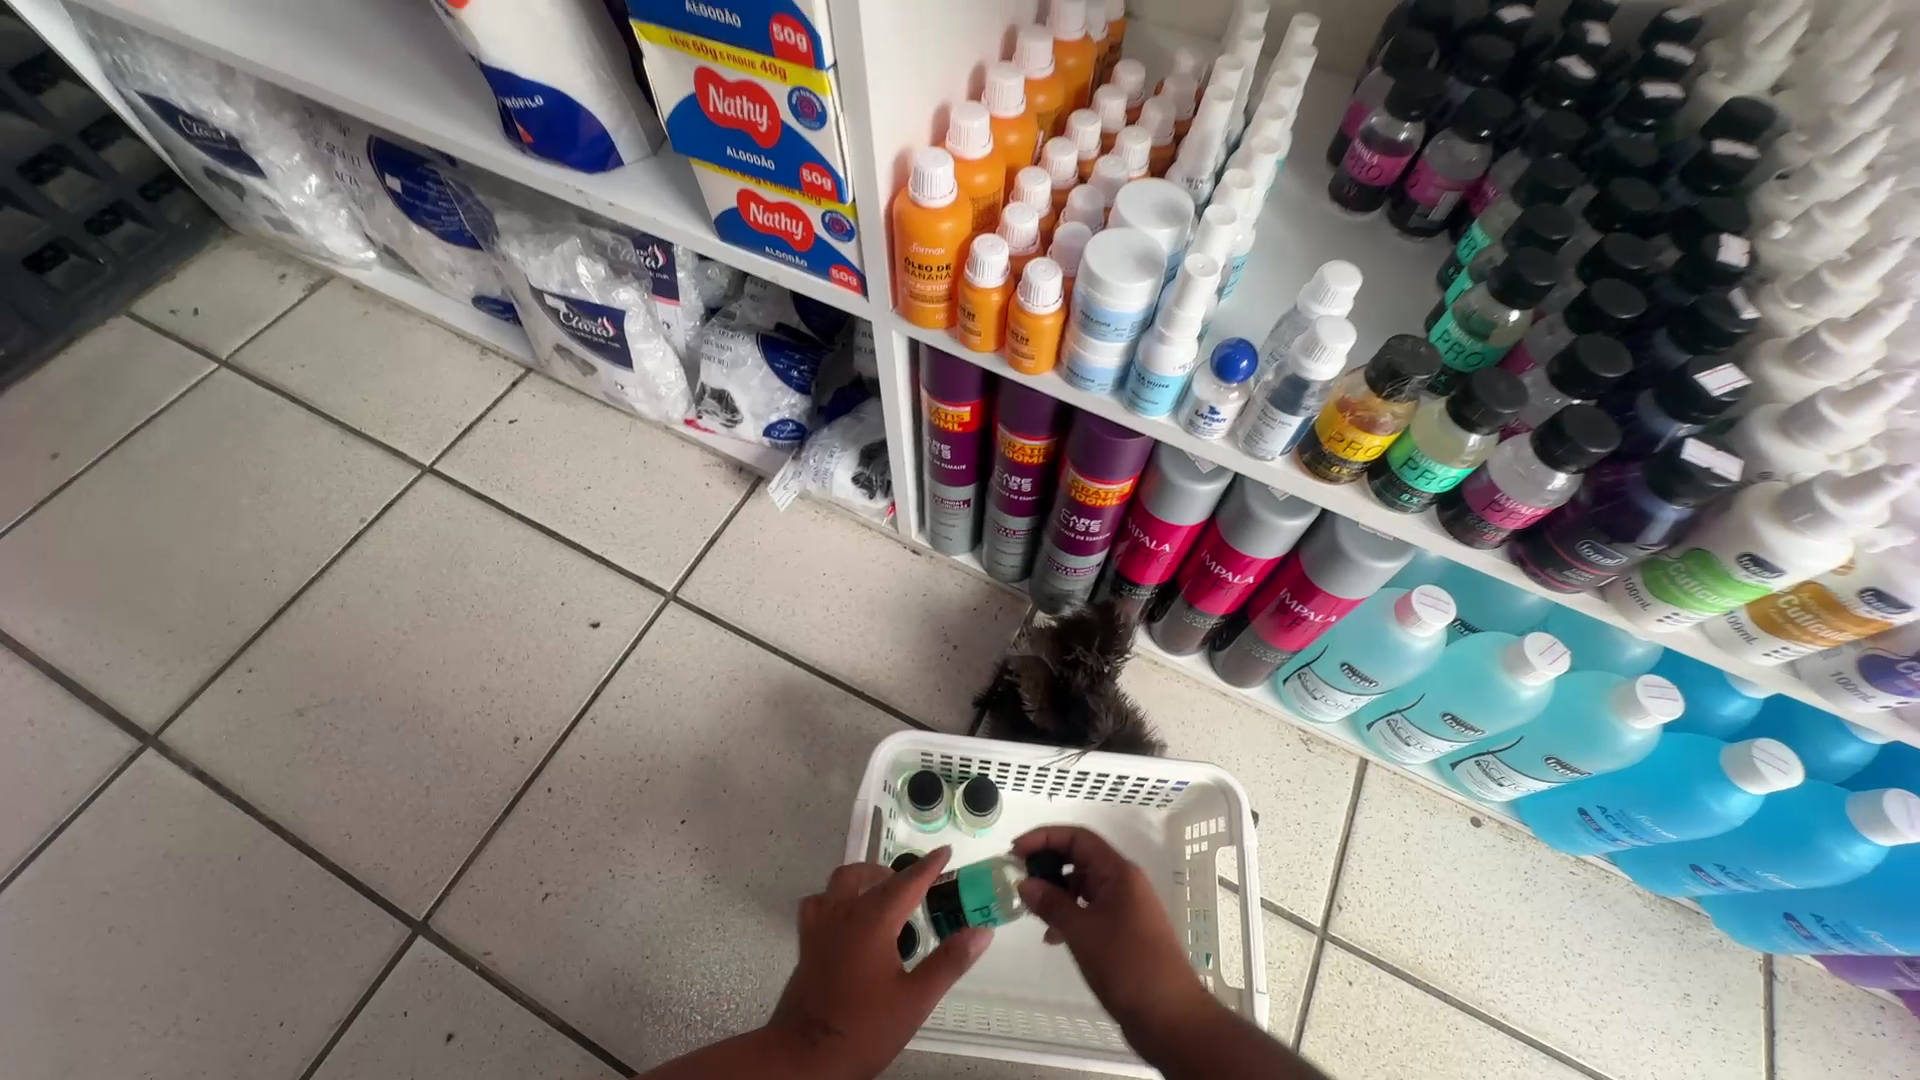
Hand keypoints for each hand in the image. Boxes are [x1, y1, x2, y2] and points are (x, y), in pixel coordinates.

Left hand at [766, 847, 991, 1078]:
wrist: (805, 1057)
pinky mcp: (806, 944)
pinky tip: (845, 917)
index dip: (929, 866)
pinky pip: (819, 904)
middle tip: (916, 885)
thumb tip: (981, 932)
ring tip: (881, 893)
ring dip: (863, 879)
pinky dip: (835, 899)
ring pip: (840, 883)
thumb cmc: (864, 1028)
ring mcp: (820, 926)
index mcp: (874, 920)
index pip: (908, 882)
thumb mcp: (916, 1000)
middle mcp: (844, 912)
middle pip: (870, 876)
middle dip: (896, 873)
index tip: (945, 852)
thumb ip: (949, 962)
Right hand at [1012, 827, 1214, 1045]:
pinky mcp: (1125, 932)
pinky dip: (1070, 917)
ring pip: (1084, 887)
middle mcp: (1124, 883)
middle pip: (1080, 859)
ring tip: (1032, 913)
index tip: (1015, 851)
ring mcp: (1126, 908)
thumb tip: (1025, 882)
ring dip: (1057, 894)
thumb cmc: (1127, 966)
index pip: (1078, 838)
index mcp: (1118, 872)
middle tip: (1019, 880)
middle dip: (1048, 866)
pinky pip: (1091, 911)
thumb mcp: (1081, 932)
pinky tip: (1053, 938)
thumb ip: (1051, 903)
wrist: (1172, 1019)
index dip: (1044, 838)